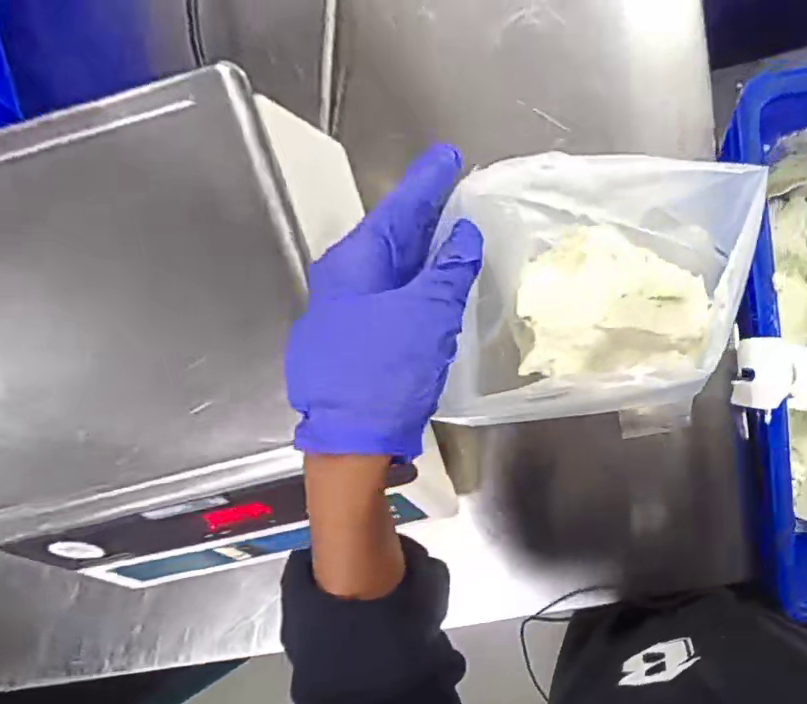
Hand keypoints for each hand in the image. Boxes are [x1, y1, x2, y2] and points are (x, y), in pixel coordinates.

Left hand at [286, 144, 484, 458]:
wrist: (351, 442)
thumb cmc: (386, 374)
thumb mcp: (427, 317)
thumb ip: (448, 273)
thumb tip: (464, 238)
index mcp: (356, 265)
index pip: (398, 211)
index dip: (427, 185)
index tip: (445, 158)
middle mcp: (342, 284)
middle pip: (390, 241)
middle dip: (423, 220)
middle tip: (451, 198)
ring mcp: (342, 318)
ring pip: (388, 277)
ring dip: (419, 261)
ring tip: (446, 244)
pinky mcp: (351, 349)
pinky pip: (386, 307)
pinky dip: (412, 296)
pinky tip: (428, 301)